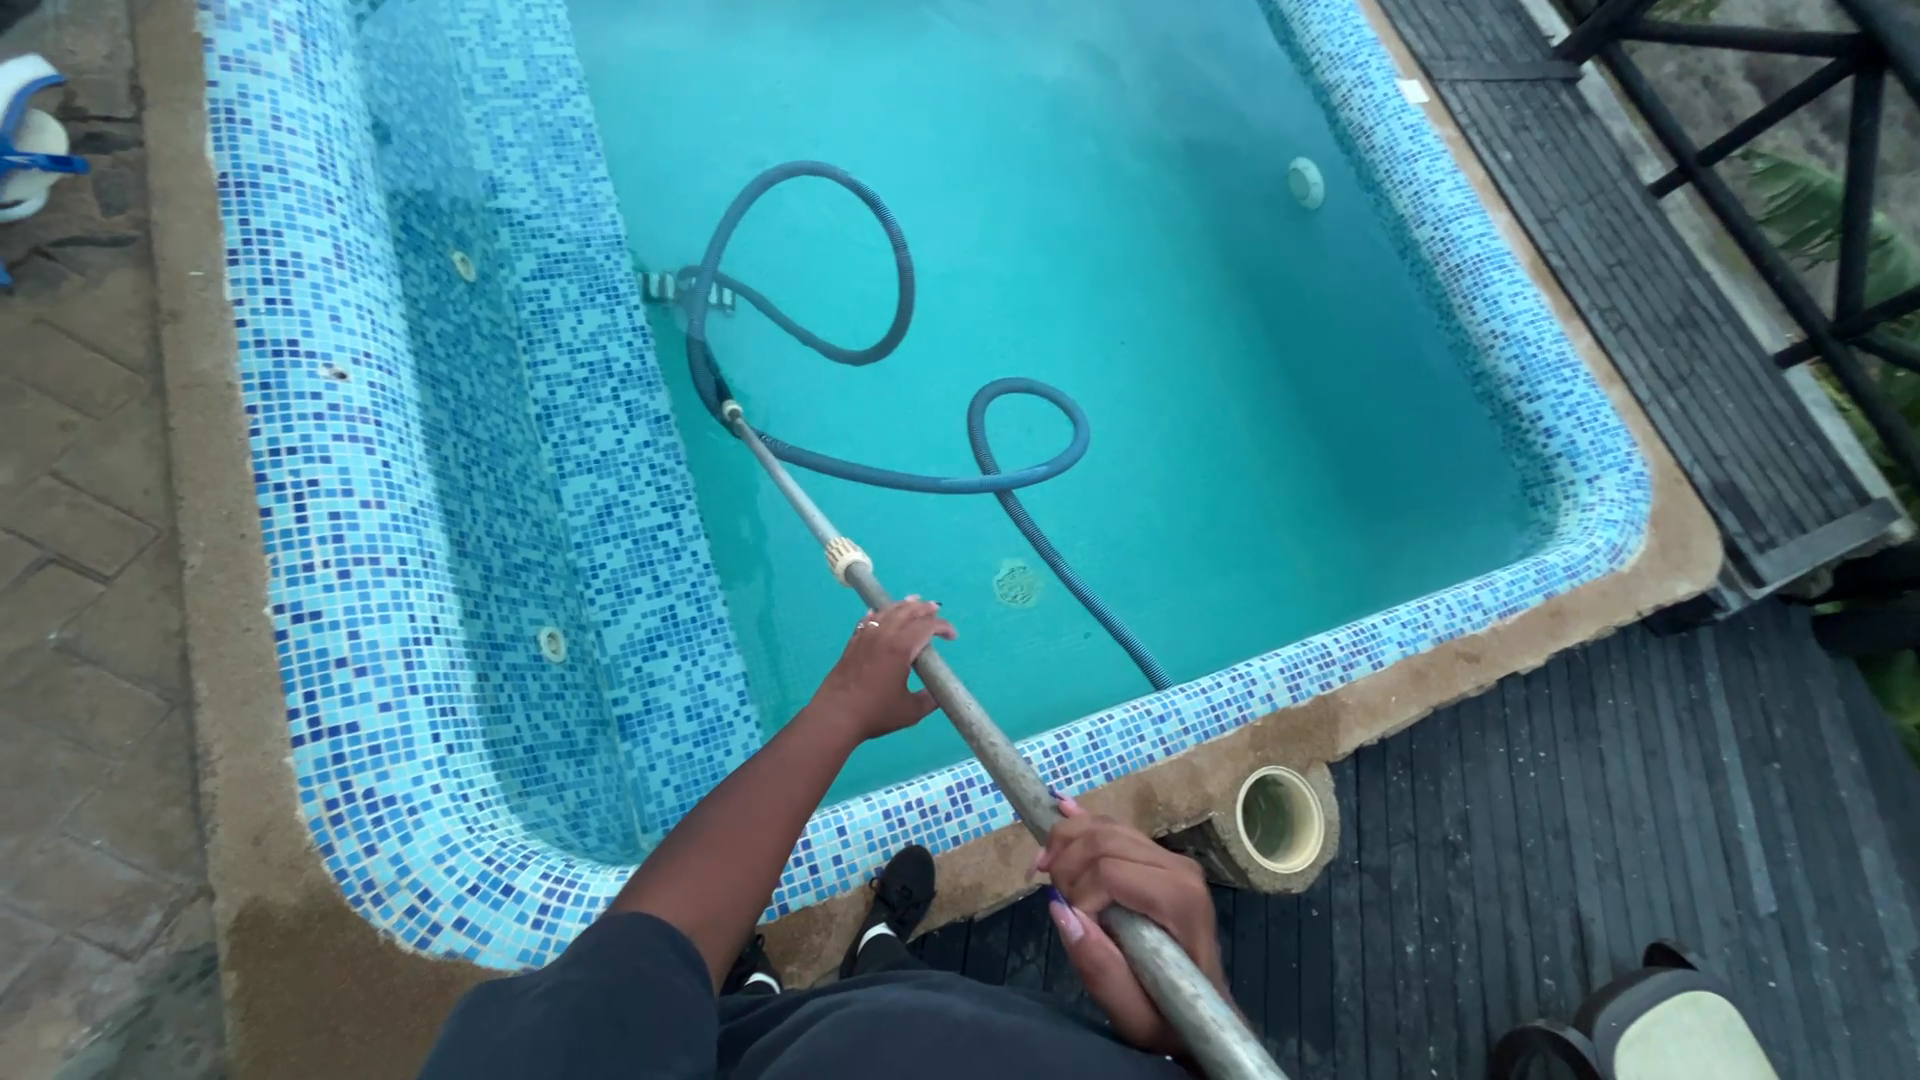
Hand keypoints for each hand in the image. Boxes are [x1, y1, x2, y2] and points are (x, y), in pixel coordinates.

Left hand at [805, 596, 956, 741]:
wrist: (835, 715)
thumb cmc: (875, 713)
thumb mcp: (911, 711)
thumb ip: (929, 700)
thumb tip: (939, 695)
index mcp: (901, 648)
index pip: (927, 626)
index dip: (943, 627)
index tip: (952, 637)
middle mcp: (884, 635)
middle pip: (907, 611)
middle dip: (924, 608)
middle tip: (935, 609)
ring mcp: (865, 636)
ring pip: (887, 611)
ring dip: (902, 605)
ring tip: (912, 601)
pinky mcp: (852, 643)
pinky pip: (868, 620)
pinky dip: (878, 614)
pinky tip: (878, 613)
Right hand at [1034, 796, 1226, 1057]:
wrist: (1202, 1013)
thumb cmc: (1170, 1017)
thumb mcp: (1134, 1016)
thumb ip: (1099, 967)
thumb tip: (1060, 908)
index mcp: (1179, 901)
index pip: (1109, 870)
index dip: (1079, 892)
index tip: (1072, 925)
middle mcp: (1179, 868)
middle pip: (1103, 839)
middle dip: (1065, 861)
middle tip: (1047, 890)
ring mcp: (1171, 858)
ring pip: (1106, 827)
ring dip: (1066, 839)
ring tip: (1042, 866)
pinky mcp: (1158, 857)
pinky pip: (1115, 827)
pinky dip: (1083, 822)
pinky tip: (1060, 809)